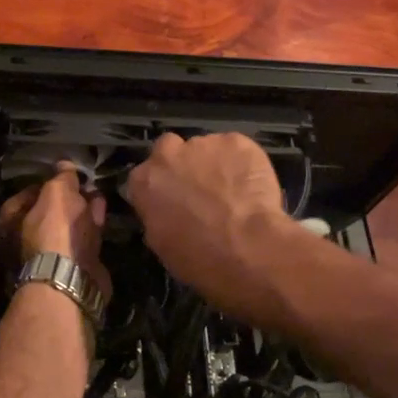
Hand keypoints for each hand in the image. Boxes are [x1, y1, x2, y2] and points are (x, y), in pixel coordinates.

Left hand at [0, 162, 110, 301]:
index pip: (27, 193)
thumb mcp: (57, 192)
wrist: (72, 276)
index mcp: (12, 220)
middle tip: (85, 183)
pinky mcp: (71, 265)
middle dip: (68, 197)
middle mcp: (25, 238)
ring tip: (98, 194)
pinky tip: (102, 212)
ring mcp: (49, 254)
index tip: (66, 174)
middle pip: (48, 211)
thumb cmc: (56, 229)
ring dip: (82, 209)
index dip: (47, 181)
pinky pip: (82, 238)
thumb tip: (64, 165)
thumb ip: (61, 177)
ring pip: (67, 226)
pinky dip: (91, 224)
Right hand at [124, 133, 292, 323]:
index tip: (173, 200)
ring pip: (207, 149)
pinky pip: (237, 149)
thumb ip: (157, 217)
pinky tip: (253, 186)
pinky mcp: (236, 141)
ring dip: (215, 165)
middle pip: (170, 148)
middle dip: (182, 163)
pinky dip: (243, 163)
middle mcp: (168, 155)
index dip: (161, 187)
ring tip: (234, 191)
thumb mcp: (162, 245)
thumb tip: (164, 212)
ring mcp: (203, 143)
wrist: (246, 246)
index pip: (145, 175)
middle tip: (200, 188)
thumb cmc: (198, 257)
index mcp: (144, 181)